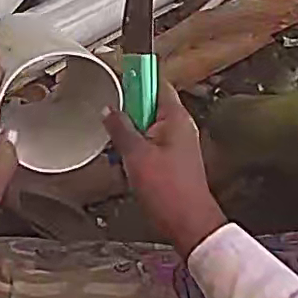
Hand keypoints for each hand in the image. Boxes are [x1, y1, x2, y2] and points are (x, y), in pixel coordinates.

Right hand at [101, 78, 226, 256]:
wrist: (188, 224)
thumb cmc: (169, 192)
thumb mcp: (135, 154)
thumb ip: (120, 128)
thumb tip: (109, 110)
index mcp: (175, 118)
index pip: (157, 82)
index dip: (137, 76)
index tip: (120, 73)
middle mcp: (179, 127)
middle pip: (148, 105)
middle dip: (127, 113)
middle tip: (114, 123)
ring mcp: (176, 144)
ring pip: (145, 126)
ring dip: (128, 135)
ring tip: (120, 152)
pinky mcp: (171, 160)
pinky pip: (148, 144)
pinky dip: (134, 150)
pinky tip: (127, 166)